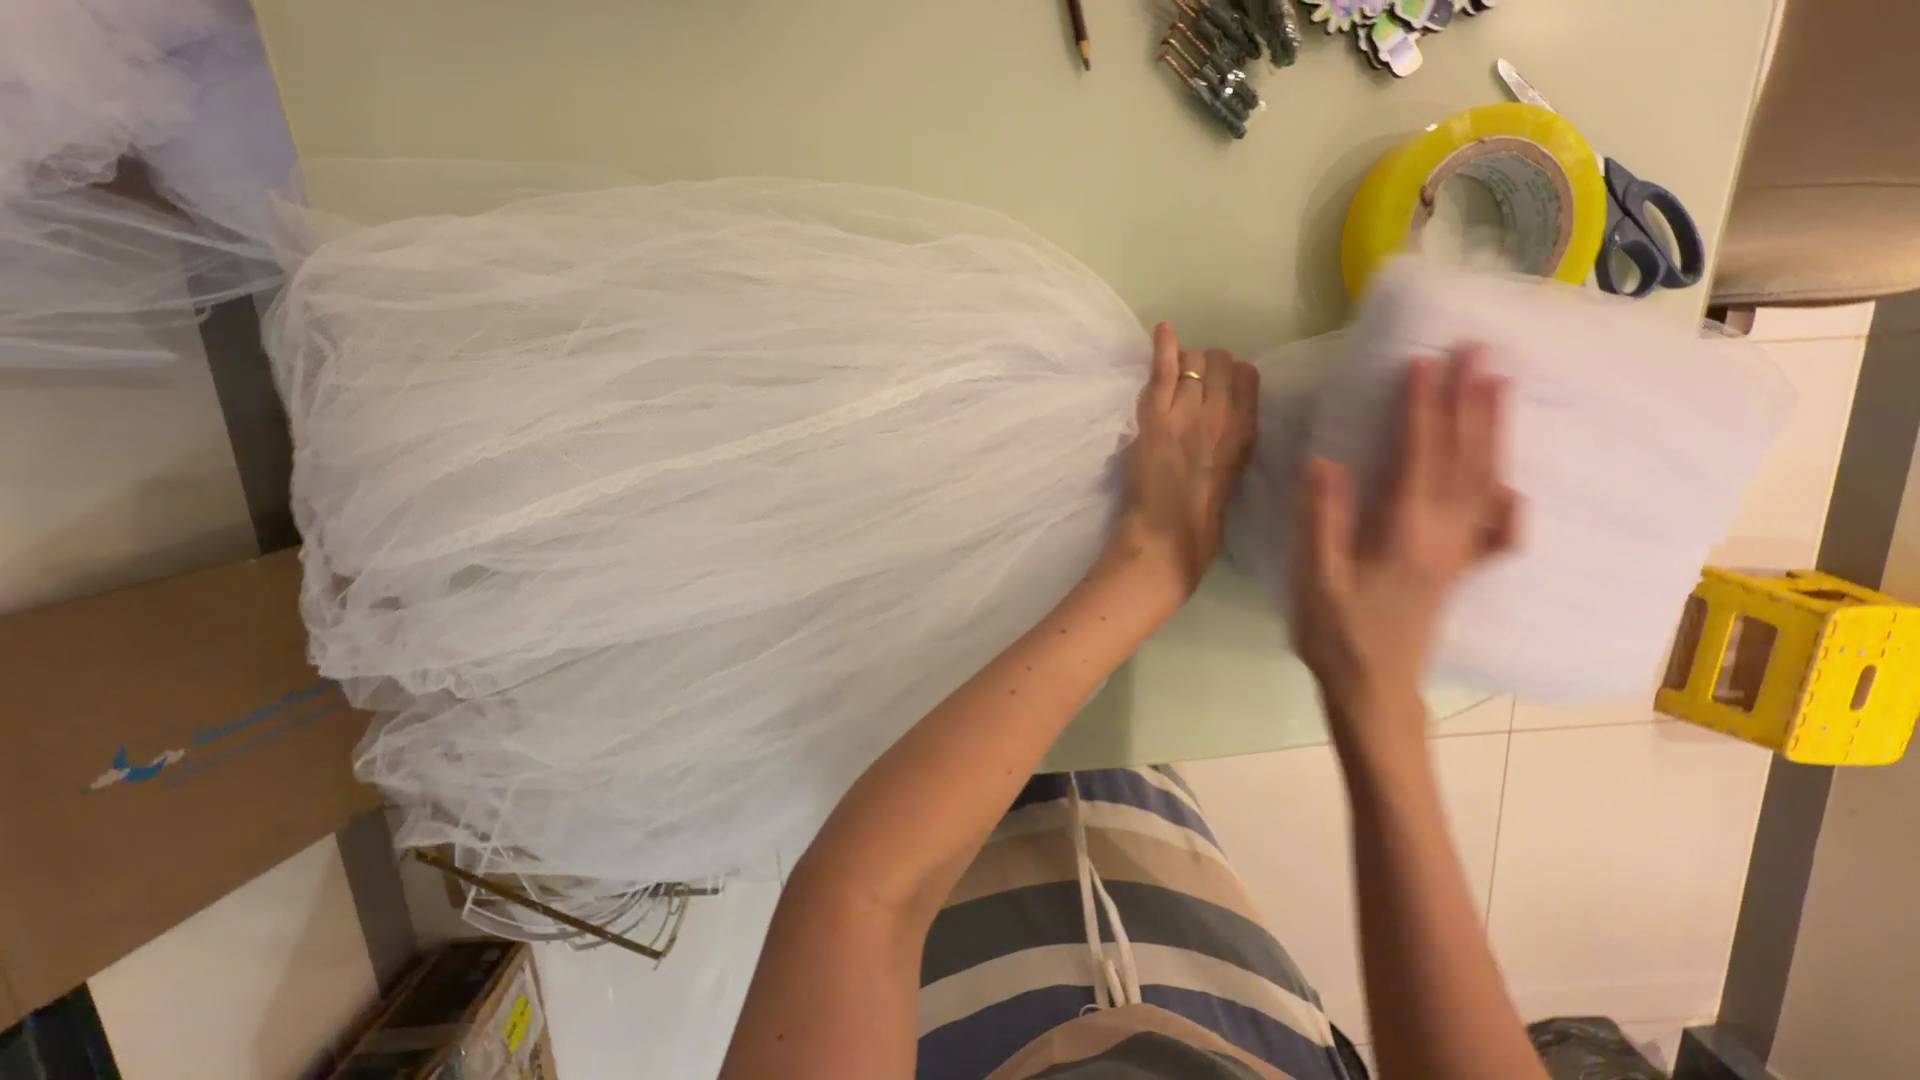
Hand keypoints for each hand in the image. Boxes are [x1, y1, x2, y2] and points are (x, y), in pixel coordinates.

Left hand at [1109, 322, 1258, 603]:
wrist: (1167, 538)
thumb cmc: (1199, 520)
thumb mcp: (1231, 474)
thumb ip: (1230, 441)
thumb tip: (1223, 419)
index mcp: (1247, 431)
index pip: (1247, 377)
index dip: (1228, 375)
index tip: (1214, 386)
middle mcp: (1224, 415)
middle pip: (1219, 363)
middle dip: (1204, 366)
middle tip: (1188, 384)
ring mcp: (1189, 412)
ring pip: (1193, 362)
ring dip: (1182, 363)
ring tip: (1172, 376)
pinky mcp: (1156, 417)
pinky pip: (1164, 369)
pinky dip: (1163, 345)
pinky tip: (1163, 329)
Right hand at [1292, 346, 1520, 743]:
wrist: (1374, 691)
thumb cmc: (1336, 636)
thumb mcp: (1315, 581)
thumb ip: (1323, 521)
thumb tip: (1327, 462)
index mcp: (1402, 534)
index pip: (1416, 458)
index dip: (1420, 409)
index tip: (1423, 364)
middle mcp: (1441, 536)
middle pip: (1461, 460)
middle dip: (1468, 403)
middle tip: (1478, 352)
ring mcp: (1458, 553)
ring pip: (1484, 482)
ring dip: (1492, 431)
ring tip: (1499, 386)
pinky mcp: (1461, 570)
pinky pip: (1496, 530)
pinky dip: (1508, 501)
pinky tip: (1512, 484)